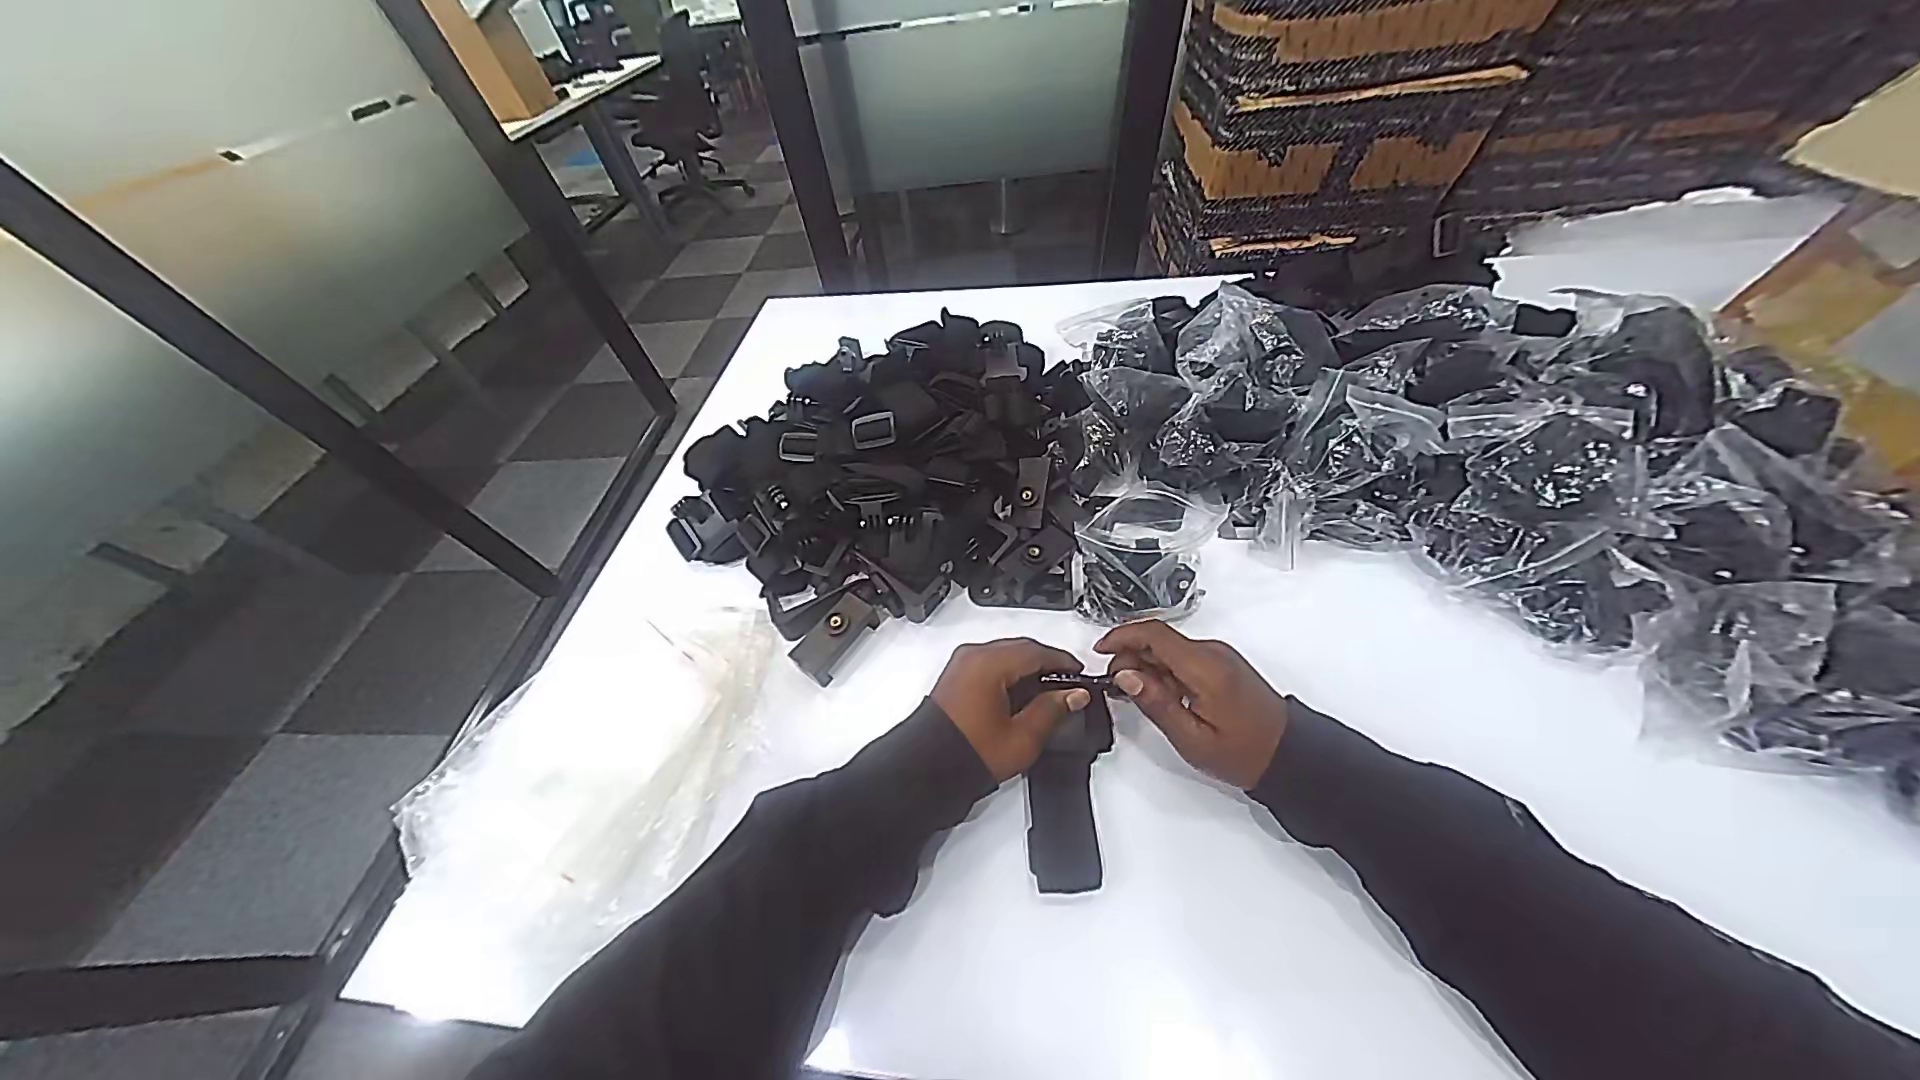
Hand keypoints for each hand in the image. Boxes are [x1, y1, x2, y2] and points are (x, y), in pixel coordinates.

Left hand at [932, 639, 1089, 781]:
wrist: (926, 769)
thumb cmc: (965, 753)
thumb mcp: (1022, 737)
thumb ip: (1052, 710)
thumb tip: (1072, 695)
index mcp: (988, 664)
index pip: (1035, 651)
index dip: (1062, 661)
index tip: (1078, 672)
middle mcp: (972, 657)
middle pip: (1019, 649)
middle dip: (1045, 663)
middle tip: (1067, 683)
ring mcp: (961, 665)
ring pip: (1004, 655)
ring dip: (1027, 668)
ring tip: (1047, 692)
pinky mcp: (955, 677)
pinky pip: (989, 664)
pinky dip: (1008, 673)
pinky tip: (1021, 694)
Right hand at [1094, 620, 1288, 789]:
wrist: (1289, 755)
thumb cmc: (1246, 752)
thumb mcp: (1192, 738)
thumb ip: (1156, 703)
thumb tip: (1126, 676)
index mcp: (1205, 667)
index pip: (1153, 633)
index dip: (1120, 637)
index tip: (1101, 651)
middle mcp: (1212, 653)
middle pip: (1157, 639)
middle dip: (1130, 658)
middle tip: (1120, 688)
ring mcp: (1218, 656)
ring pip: (1167, 648)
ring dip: (1146, 666)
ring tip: (1144, 698)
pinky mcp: (1220, 663)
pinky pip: (1182, 656)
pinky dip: (1164, 670)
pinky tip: (1163, 696)